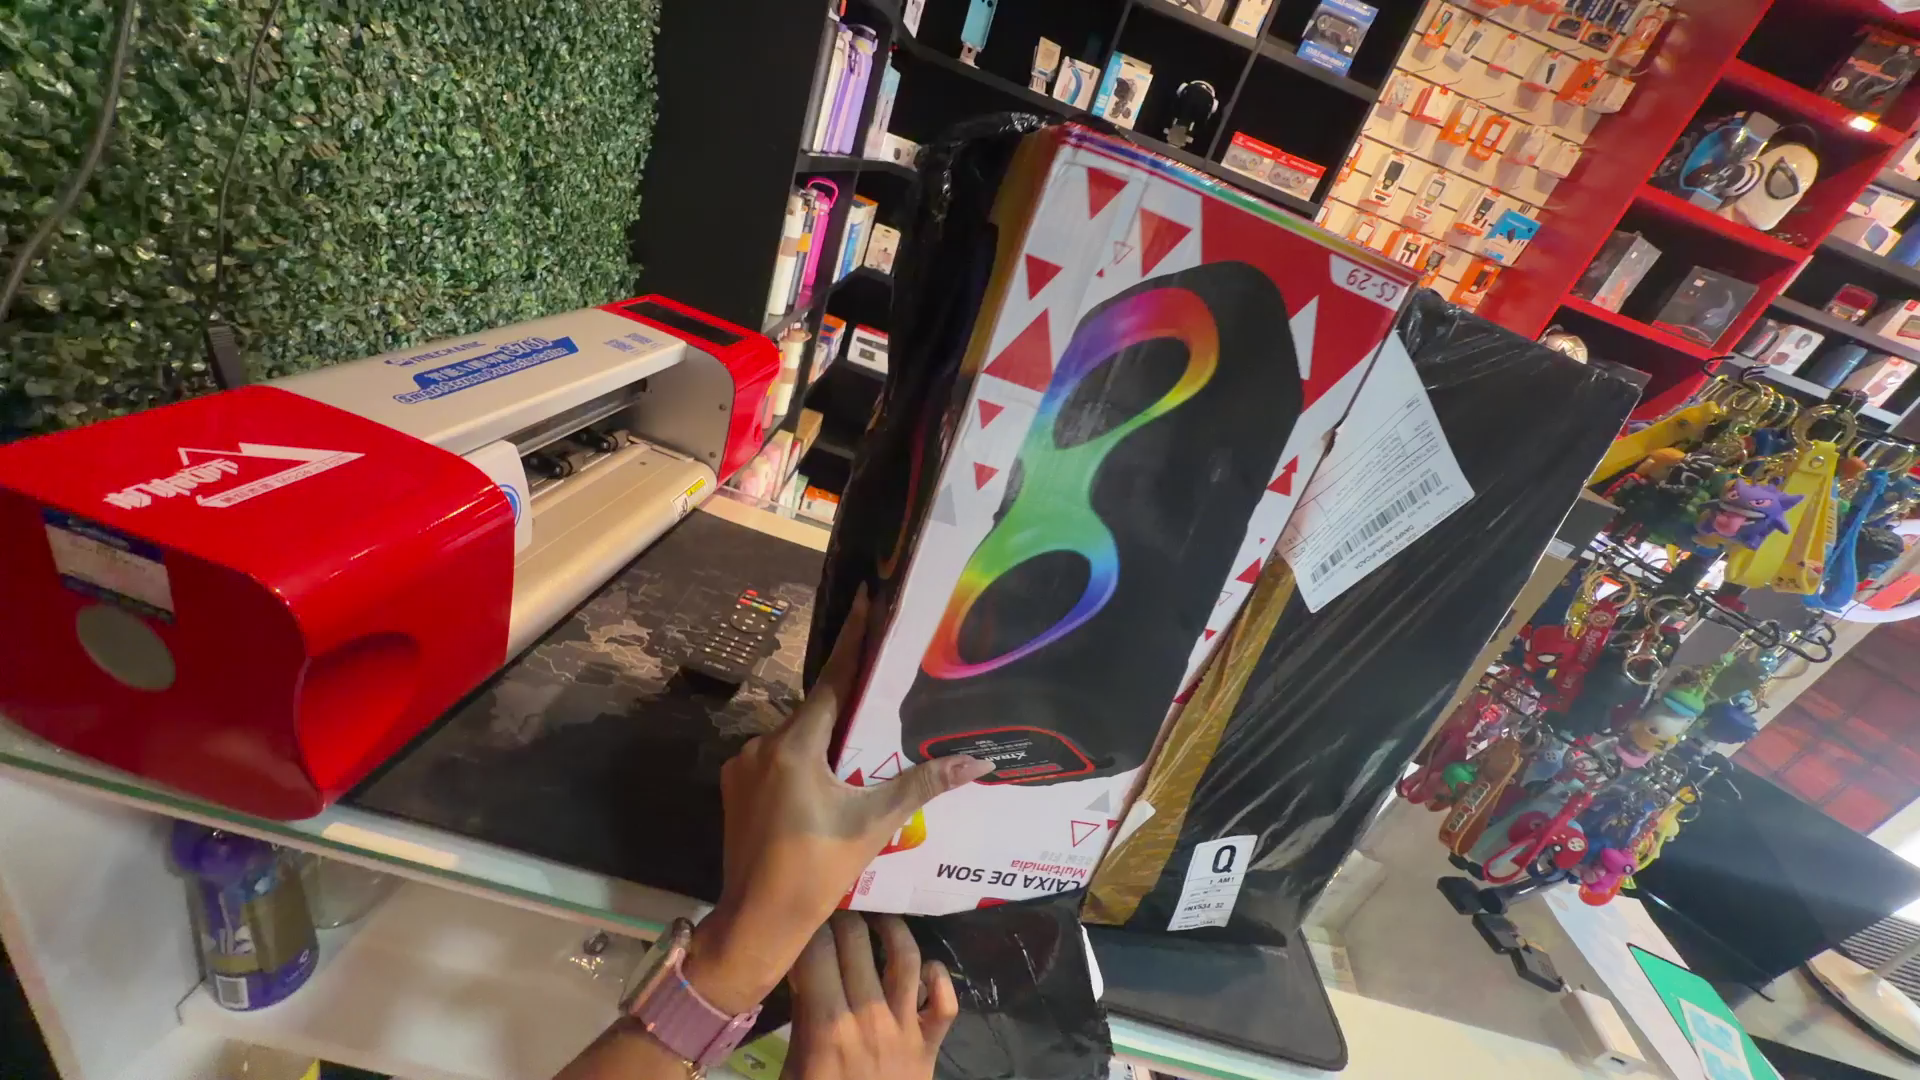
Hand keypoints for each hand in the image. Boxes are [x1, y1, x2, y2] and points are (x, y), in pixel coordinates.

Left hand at [685, 590, 992, 1012]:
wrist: (755, 924)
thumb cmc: (818, 870)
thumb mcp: (875, 824)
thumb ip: (922, 784)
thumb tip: (977, 760)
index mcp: (797, 746)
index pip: (834, 679)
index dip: (854, 639)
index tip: (866, 600)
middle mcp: (764, 744)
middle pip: (816, 708)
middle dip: (848, 700)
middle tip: (881, 690)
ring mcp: (744, 764)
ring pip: (797, 734)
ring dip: (825, 735)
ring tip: (856, 749)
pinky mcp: (735, 785)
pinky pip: (778, 755)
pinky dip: (803, 755)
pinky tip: (823, 779)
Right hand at [784, 912, 957, 1079]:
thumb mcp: (792, 1071)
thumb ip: (797, 1017)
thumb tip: (793, 966)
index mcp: (826, 1028)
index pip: (815, 951)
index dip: (806, 928)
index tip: (801, 924)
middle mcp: (868, 1017)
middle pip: (855, 939)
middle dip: (841, 917)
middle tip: (833, 914)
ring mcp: (905, 1028)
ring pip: (905, 956)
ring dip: (891, 928)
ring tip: (876, 920)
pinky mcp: (932, 1044)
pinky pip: (946, 1001)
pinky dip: (938, 977)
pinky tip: (921, 969)